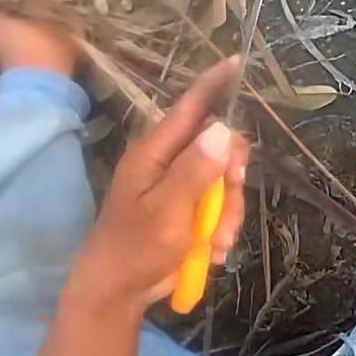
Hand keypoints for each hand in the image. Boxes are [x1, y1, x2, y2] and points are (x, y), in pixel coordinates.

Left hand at [68, 58, 250, 312]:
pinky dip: (221, 231)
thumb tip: (223, 128)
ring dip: (227, 216)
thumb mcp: (168, 210)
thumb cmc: (134, 248)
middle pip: (219, 151)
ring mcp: (179, 191)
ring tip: (216, 243)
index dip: (213, 86)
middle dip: (231, 181)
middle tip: (229, 205)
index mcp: (155, 154)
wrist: (118, 292)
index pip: (190, 109)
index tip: (237, 63)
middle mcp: (169, 165)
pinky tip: (211, 252)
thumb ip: (196, 171)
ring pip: (224, 185)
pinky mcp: (187, 214)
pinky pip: (219, 210)